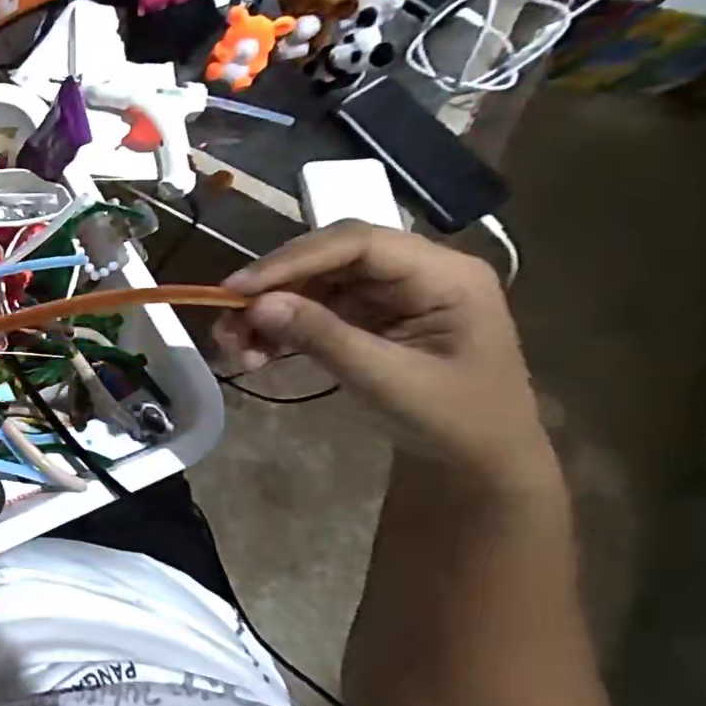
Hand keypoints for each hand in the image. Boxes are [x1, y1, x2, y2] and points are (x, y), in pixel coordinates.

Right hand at [213, 221, 549, 482]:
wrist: (477, 462)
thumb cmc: (453, 421)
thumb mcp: (387, 381)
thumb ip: (323, 337)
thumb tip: (257, 305)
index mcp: (443, 274)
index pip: (358, 243)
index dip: (294, 259)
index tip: (240, 288)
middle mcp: (413, 270)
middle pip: (327, 257)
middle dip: (274, 286)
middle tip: (227, 317)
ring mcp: (386, 292)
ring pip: (311, 283)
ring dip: (268, 311)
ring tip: (233, 347)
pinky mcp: (365, 314)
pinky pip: (311, 308)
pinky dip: (278, 329)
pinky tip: (253, 354)